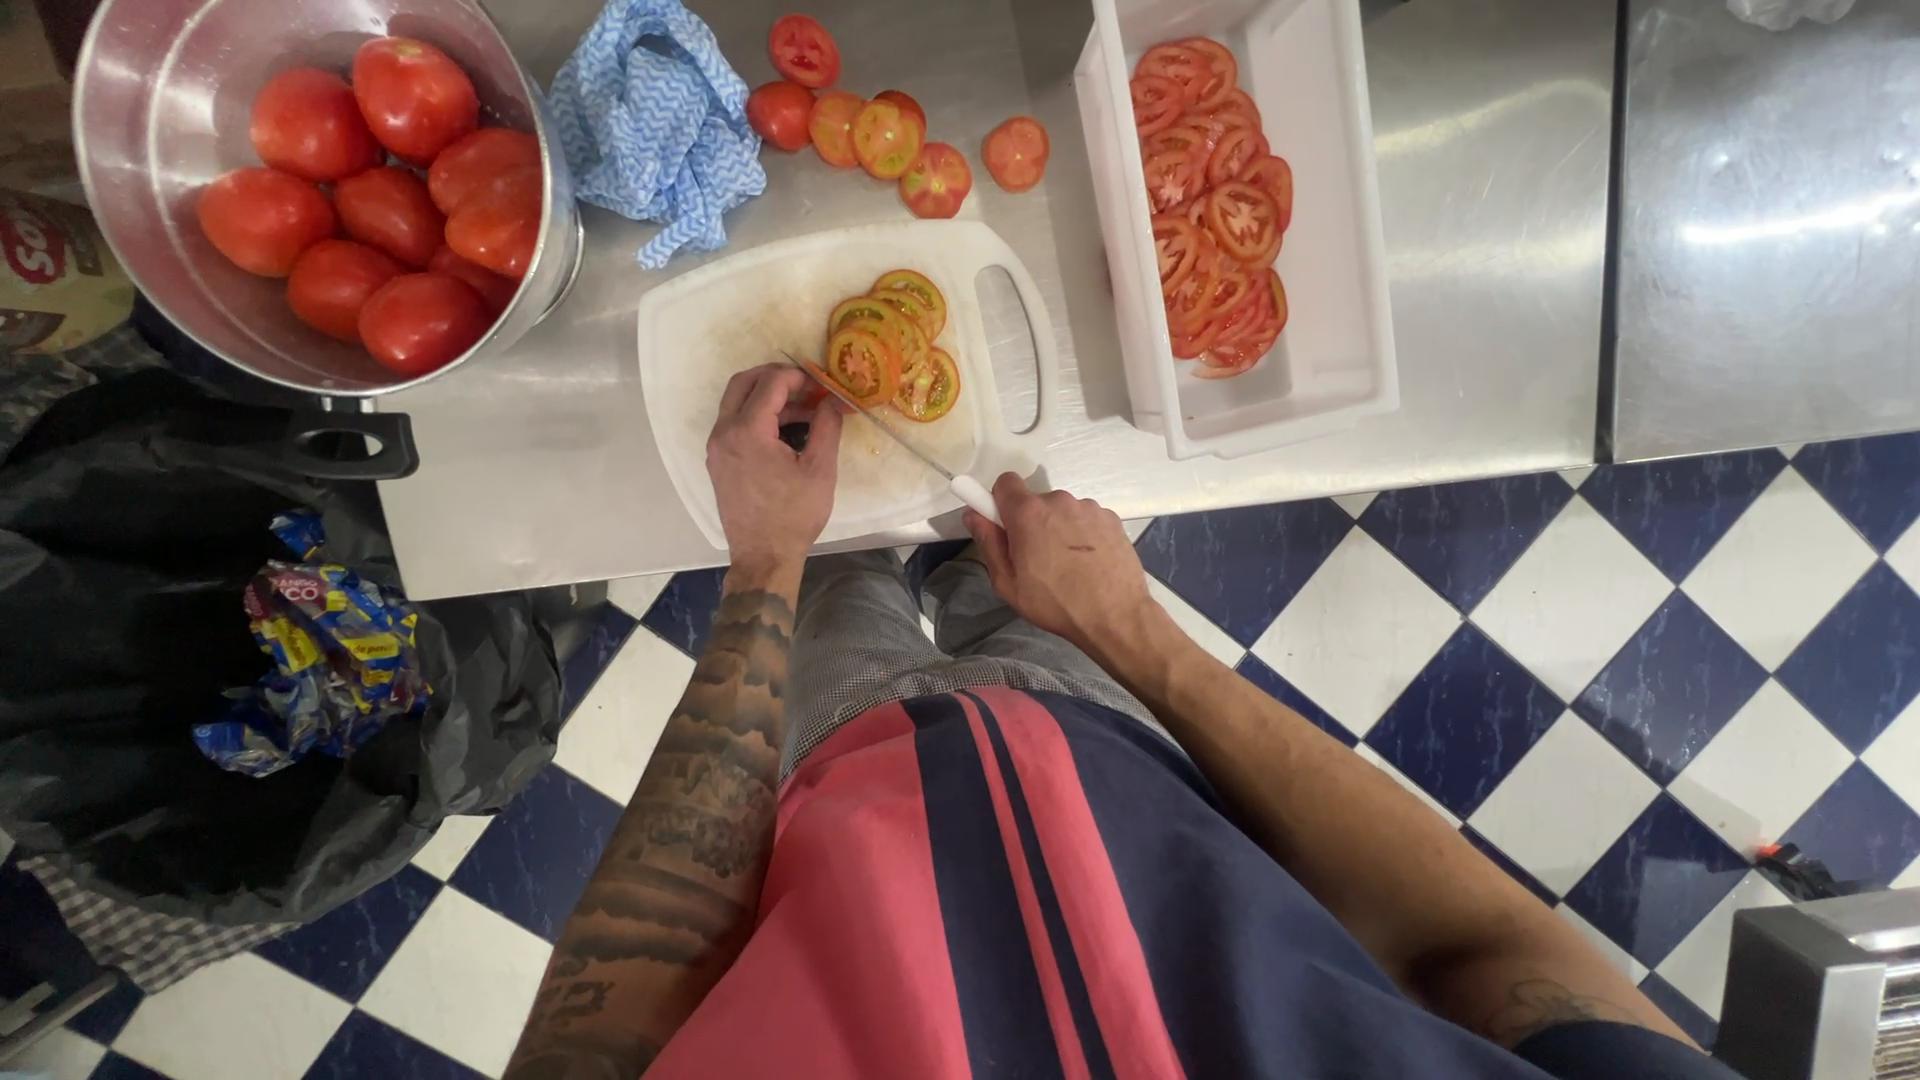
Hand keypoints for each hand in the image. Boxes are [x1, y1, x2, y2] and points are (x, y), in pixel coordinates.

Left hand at [707, 364, 843, 575]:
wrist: (764, 556)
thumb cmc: (794, 516)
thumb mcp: (820, 470)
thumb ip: (826, 427)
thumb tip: (833, 402)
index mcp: (747, 432)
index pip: (770, 383)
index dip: (798, 377)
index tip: (821, 385)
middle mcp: (723, 433)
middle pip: (743, 383)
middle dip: (775, 377)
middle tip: (805, 386)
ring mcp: (716, 448)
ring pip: (736, 403)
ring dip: (767, 398)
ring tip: (803, 412)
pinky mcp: (718, 462)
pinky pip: (734, 425)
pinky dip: (756, 417)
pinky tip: (785, 432)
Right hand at [962, 473, 1155, 650]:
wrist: (1116, 616)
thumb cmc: (1055, 604)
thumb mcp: (1008, 583)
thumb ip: (988, 543)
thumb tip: (973, 515)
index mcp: (1028, 513)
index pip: (1005, 482)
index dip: (1000, 501)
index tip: (1003, 524)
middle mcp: (1059, 500)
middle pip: (1035, 501)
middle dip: (1031, 522)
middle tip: (1037, 558)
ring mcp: (1088, 507)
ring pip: (1062, 511)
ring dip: (1059, 528)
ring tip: (1069, 564)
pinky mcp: (1111, 517)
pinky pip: (1086, 519)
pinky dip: (1083, 534)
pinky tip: (1089, 562)